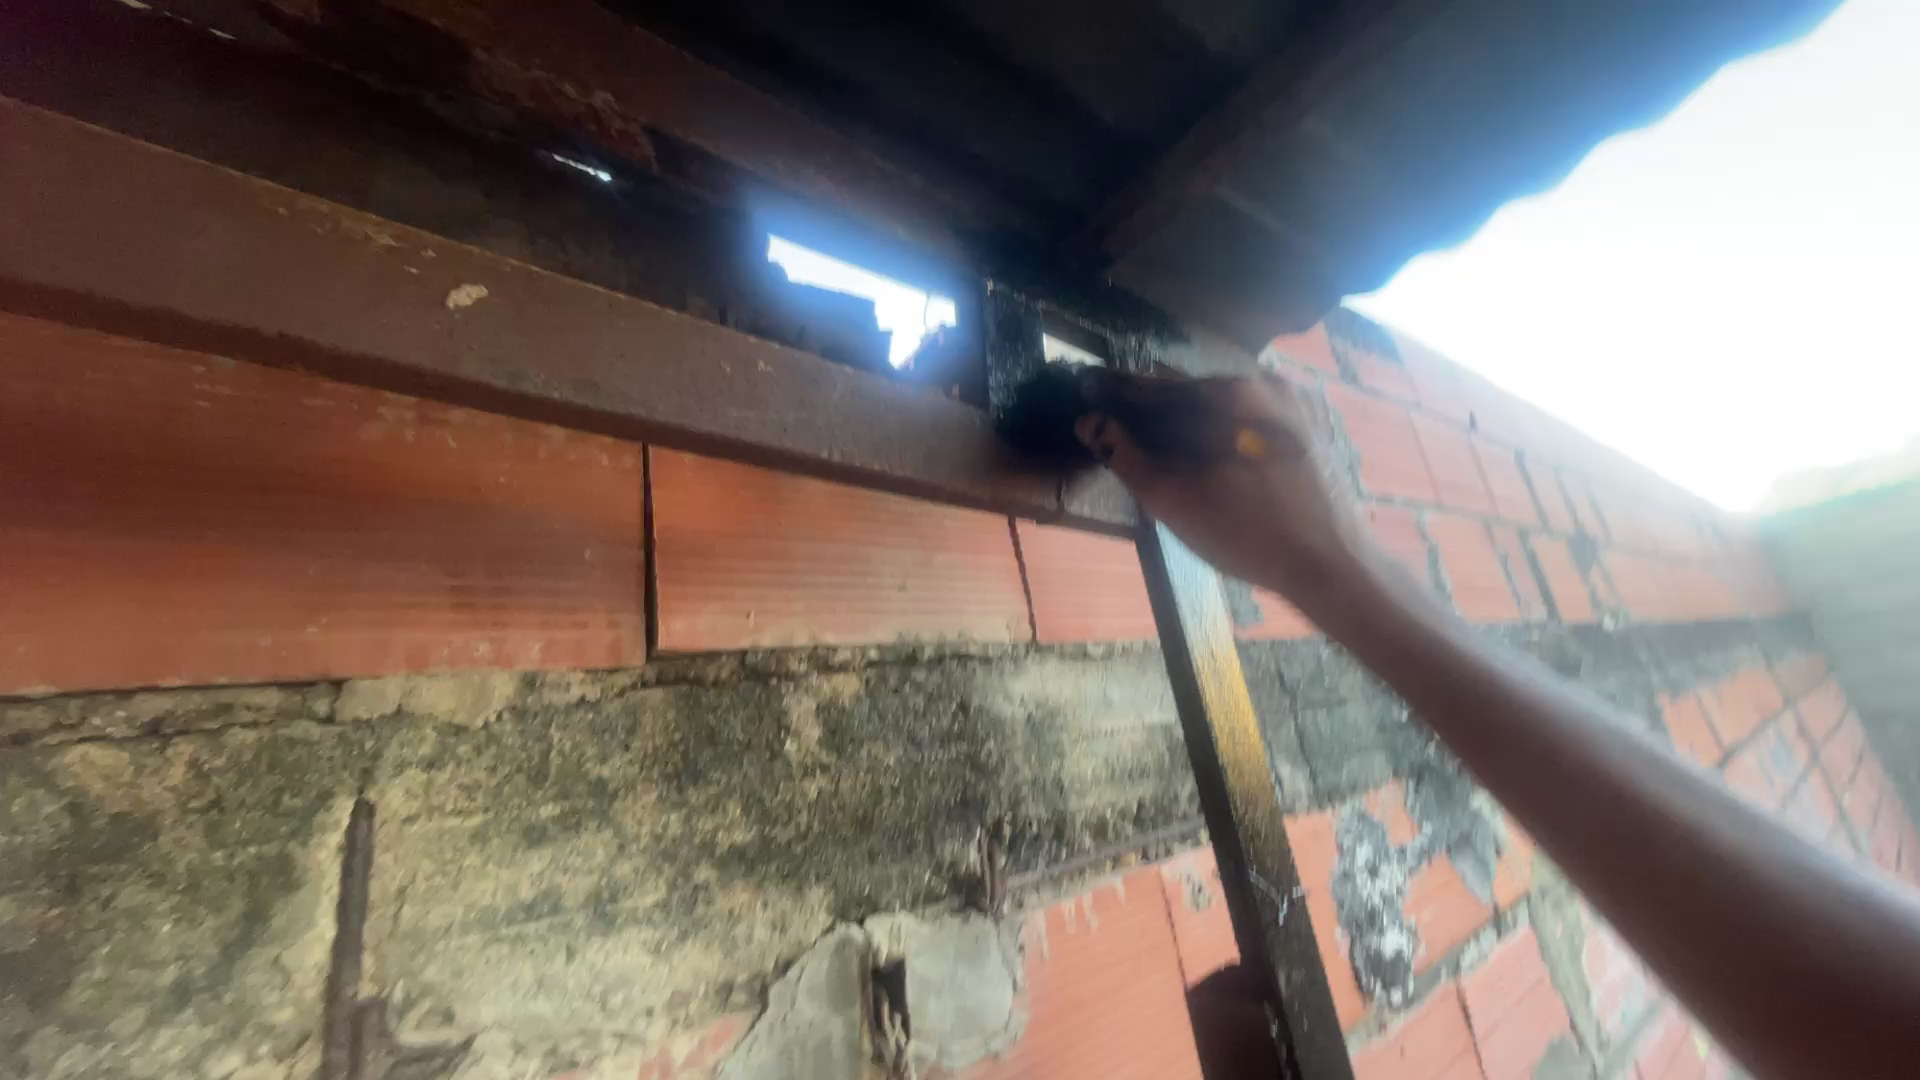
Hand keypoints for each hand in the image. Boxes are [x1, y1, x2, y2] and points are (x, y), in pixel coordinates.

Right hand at [1074, 373, 1369, 606]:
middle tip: (1122, 423)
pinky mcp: (1310, 421)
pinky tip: (1210, 452)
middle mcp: (1262, 381)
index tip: (1086, 385)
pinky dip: (1222, 424)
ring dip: (1188, 415)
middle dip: (1153, 405)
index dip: (1115, 389)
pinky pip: (1251, 411)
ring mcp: (1292, 399)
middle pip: (1190, 389)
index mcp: (1227, 394)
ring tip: (1162, 440)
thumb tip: (1087, 422)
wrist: (1331, 562)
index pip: (1155, 385)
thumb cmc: (1246, 535)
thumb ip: (1125, 457)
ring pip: (1222, 399)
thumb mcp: (1174, 501)